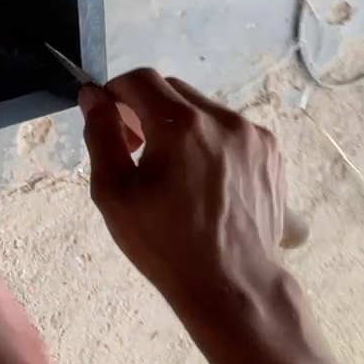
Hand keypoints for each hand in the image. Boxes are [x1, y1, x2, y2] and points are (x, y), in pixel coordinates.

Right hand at [80, 69, 288, 333]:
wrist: (232, 283)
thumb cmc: (164, 243)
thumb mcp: (114, 193)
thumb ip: (101, 135)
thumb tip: (92, 96)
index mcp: (180, 126)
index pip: (139, 79)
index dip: (114, 91)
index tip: (106, 117)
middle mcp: (222, 119)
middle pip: (171, 89)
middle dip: (144, 107)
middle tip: (132, 146)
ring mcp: (252, 134)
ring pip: (201, 108)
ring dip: (176, 124)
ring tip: (168, 168)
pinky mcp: (271, 151)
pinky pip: (228, 128)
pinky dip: (206, 139)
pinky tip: (199, 178)